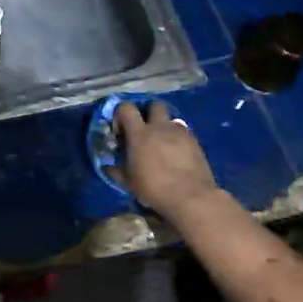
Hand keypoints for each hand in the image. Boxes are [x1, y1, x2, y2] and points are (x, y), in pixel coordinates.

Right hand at [112, 100, 223, 216]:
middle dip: (148, 113)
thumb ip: (116, 170)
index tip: (121, 131)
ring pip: (171, 119)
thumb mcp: (129, 183)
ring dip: (164, 127)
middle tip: (145, 131)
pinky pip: (183, 132)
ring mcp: (180, 132)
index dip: (121, 114)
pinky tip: (177, 155)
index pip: (126, 108)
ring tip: (162, 145)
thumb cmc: (154, 189)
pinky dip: (177, 139)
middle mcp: (160, 127)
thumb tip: (108, 166)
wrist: (190, 197)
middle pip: (154, 105)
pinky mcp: (195, 141)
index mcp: (140, 134)